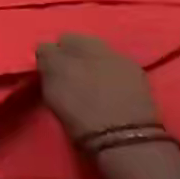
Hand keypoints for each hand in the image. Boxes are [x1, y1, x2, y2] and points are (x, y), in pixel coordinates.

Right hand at [36, 33, 161, 141]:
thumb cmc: (79, 121)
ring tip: (94, 77)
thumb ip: (48, 72)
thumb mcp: (51, 96)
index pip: (45, 47)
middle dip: (70, 52)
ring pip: (94, 47)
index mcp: (56, 56)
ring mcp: (111, 54)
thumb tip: (49, 62)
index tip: (51, 72)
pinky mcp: (133, 66)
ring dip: (92, 57)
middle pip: (71, 40)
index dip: (48, 59)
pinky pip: (116, 59)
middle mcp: (83, 46)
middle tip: (72, 72)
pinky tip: (113, 83)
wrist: (124, 138)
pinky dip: (112, 67)